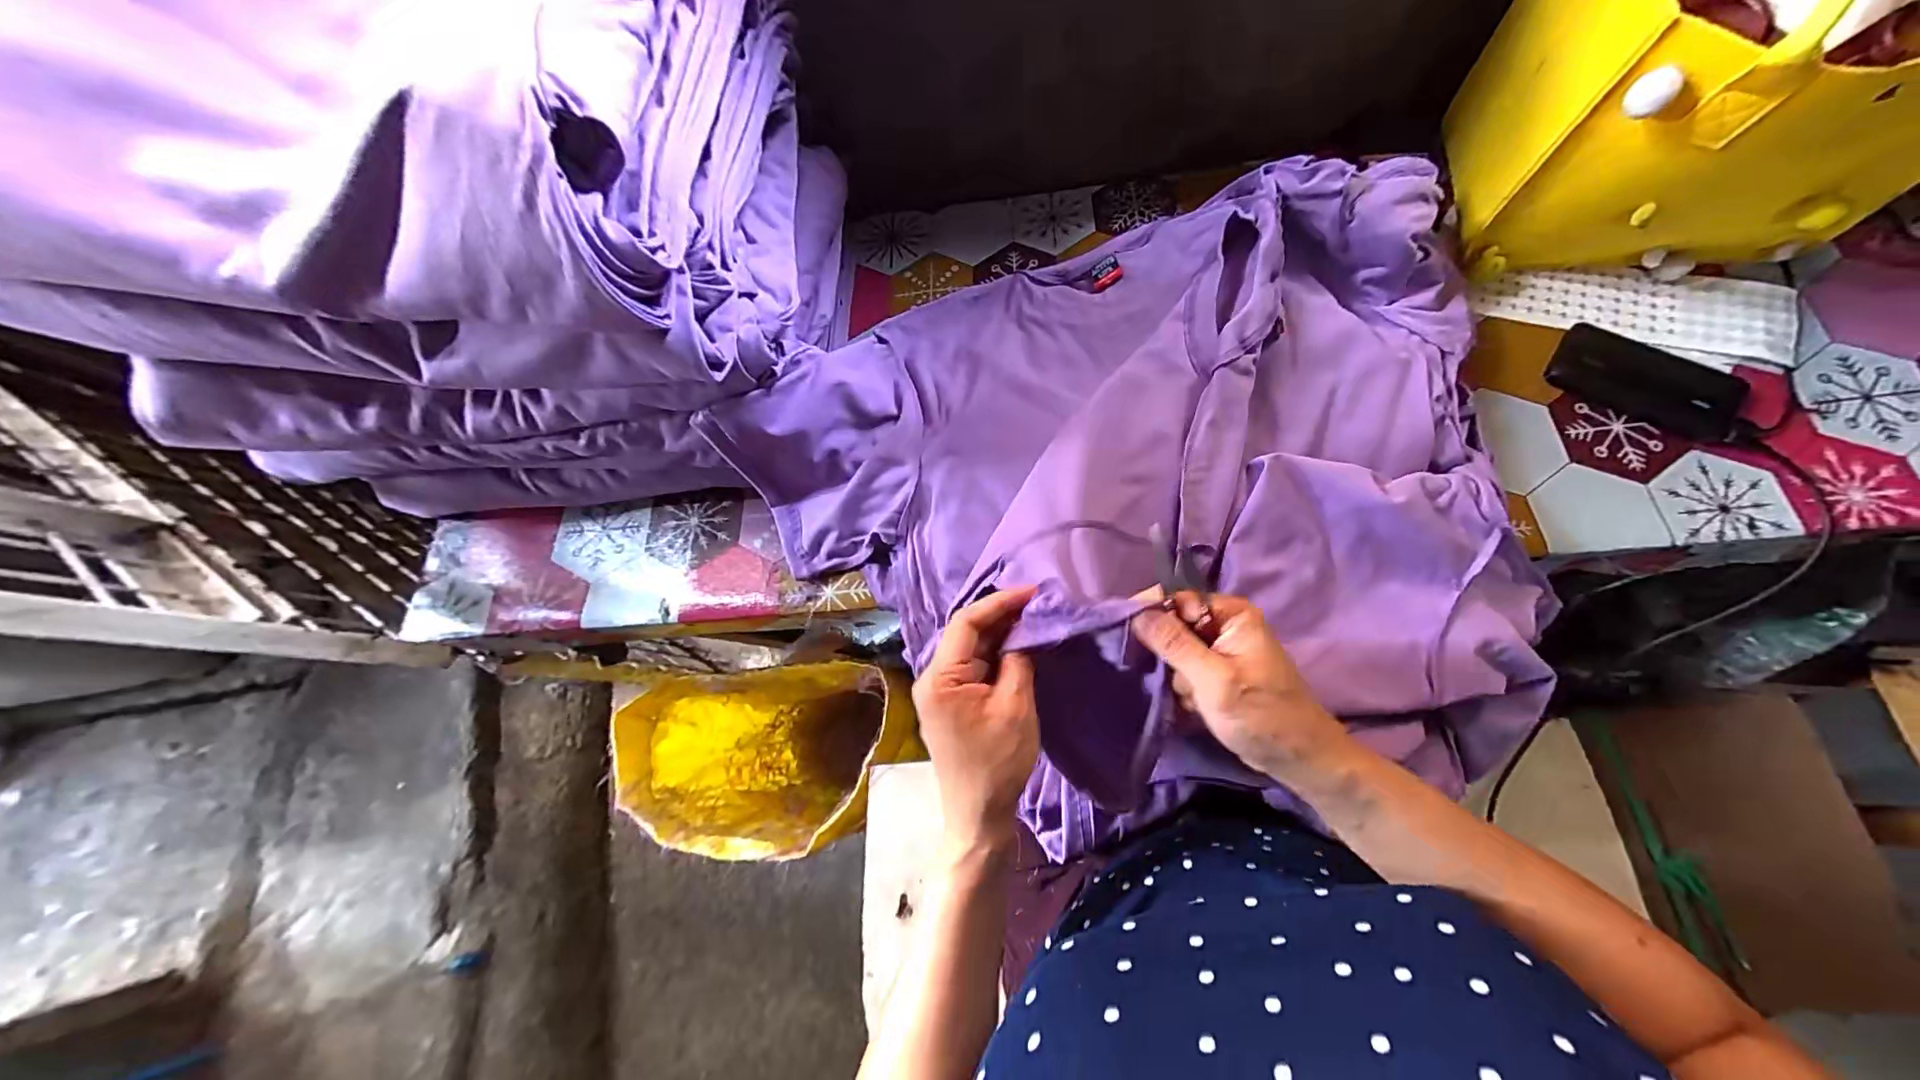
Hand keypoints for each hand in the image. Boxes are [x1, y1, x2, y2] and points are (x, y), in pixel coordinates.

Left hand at [913, 586, 1040, 854]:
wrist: (978, 813)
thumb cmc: (997, 763)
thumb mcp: (1016, 707)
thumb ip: (1018, 662)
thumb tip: (1023, 632)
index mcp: (939, 677)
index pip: (966, 623)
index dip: (999, 603)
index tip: (1032, 592)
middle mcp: (932, 677)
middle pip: (966, 633)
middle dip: (1001, 615)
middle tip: (1038, 603)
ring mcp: (939, 689)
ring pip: (970, 647)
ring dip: (1000, 633)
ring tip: (1033, 617)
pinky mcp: (950, 700)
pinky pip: (972, 665)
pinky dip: (995, 653)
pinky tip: (1018, 644)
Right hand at [1129, 590, 1351, 779]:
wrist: (1297, 758)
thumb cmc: (1260, 715)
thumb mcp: (1213, 679)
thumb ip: (1175, 644)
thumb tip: (1138, 614)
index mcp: (1233, 614)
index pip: (1179, 598)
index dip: (1151, 611)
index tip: (1125, 629)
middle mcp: (1227, 625)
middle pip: (1176, 624)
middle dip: (1168, 652)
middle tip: (1172, 677)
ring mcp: (1222, 651)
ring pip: (1177, 651)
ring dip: (1178, 676)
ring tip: (1194, 698)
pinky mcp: (1218, 674)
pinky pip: (1186, 670)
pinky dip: (1185, 687)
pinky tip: (1196, 705)